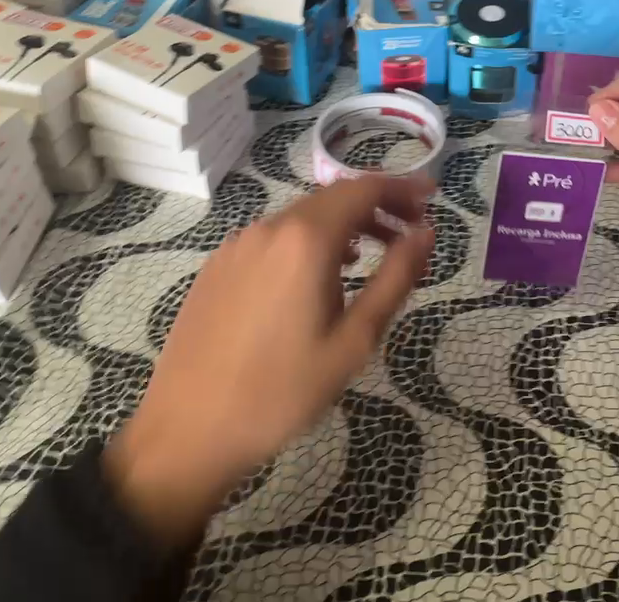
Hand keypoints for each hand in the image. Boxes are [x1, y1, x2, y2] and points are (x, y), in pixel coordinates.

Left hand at [104, 176, 435, 548]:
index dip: (402, 187)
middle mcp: (270, 227)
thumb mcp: (354, 341)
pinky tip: (316, 276)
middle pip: (334, 197)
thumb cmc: (282, 392)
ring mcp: (238, 245)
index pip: (364, 189)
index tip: (431, 196)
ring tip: (369, 254)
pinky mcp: (218, 266)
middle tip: (410, 230)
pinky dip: (308, 240)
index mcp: (306, 239)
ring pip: (302, 216)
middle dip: (377, 205)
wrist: (187, 431)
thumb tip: (426, 232)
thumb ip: (396, 278)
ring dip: (343, 224)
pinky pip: (274, 237)